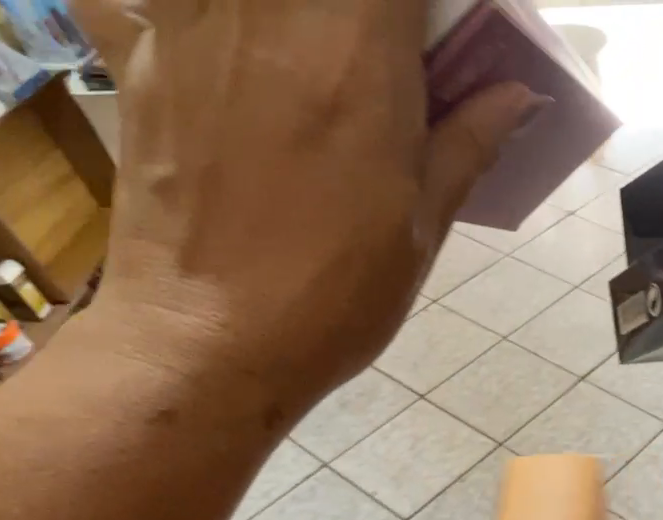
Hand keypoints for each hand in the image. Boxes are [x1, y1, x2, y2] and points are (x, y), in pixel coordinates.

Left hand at [70, 0, 542, 422]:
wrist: (207, 343)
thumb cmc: (335, 296)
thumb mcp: (422, 230)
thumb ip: (469, 143)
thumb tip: (519, 93)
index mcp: (359, 57)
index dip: (427, 6)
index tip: (438, 36)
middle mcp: (273, 15)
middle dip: (372, 15)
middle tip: (386, 57)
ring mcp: (195, 26)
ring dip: (299, 22)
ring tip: (313, 66)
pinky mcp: (143, 58)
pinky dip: (201, 17)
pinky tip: (233, 56)